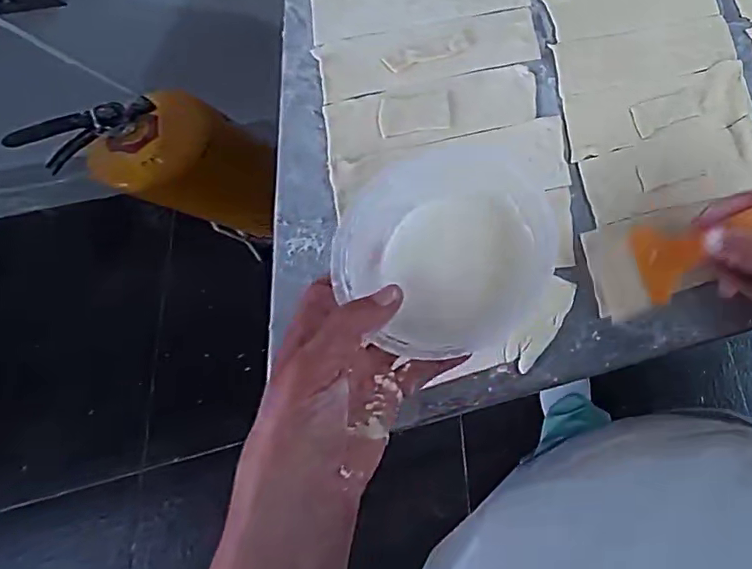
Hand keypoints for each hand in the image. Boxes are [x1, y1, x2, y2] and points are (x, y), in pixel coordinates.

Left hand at [217, 280, 460, 568]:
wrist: (302, 505)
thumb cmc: (290, 434)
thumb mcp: (310, 369)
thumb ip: (348, 326)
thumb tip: (390, 292)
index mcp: (309, 338)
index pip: (327, 290)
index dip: (350, 269)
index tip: (383, 247)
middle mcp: (336, 352)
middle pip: (366, 311)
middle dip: (391, 290)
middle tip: (425, 263)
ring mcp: (362, 376)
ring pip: (394, 338)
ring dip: (418, 320)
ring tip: (449, 294)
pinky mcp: (385, 401)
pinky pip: (413, 371)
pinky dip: (437, 358)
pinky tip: (460, 344)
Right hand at [698, 192, 751, 337]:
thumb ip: (744, 250)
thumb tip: (709, 236)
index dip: (724, 211)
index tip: (701, 225)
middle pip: (747, 227)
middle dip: (726, 246)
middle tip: (706, 259)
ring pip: (749, 251)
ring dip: (733, 267)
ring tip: (726, 286)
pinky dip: (744, 279)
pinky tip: (739, 293)